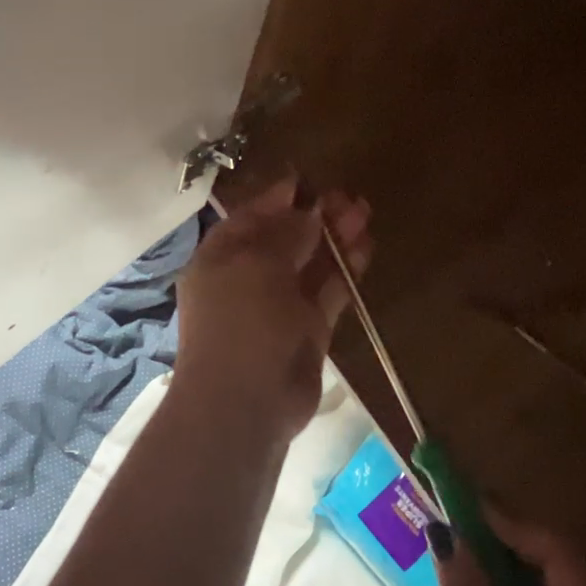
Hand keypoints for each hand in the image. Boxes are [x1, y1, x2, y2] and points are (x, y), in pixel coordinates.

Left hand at [171, 176, 371, 443]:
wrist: (245, 404)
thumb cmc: (241, 322)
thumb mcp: (258, 265)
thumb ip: (286, 233)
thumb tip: (308, 210)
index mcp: (219, 258)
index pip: (249, 218)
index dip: (278, 199)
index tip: (308, 181)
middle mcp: (246, 278)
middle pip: (284, 238)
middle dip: (315, 216)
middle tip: (350, 197)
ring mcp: (277, 306)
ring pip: (309, 263)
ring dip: (335, 239)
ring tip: (365, 213)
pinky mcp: (306, 331)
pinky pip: (327, 292)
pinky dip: (345, 270)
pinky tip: (365, 248)